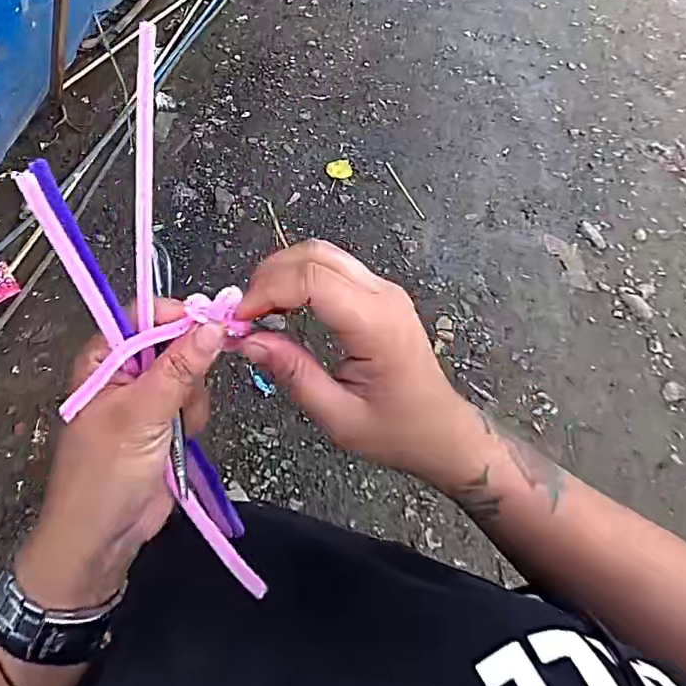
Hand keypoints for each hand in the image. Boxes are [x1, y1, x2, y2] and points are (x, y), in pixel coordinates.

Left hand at [16, 299, 223, 608]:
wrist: (103, 539)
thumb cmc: (103, 475)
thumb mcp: (141, 414)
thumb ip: (179, 368)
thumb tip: (211, 326)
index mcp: (104, 357)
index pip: (144, 315)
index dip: (177, 314)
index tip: (210, 321)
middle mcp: (124, 369)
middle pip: (174, 340)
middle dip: (188, 367)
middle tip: (184, 393)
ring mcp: (146, 395)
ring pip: (190, 372)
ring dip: (191, 399)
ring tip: (175, 427)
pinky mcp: (164, 419)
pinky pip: (193, 400)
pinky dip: (193, 418)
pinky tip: (180, 439)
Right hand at [234, 240, 486, 495]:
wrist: (444, 432)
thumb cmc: (398, 431)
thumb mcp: (339, 417)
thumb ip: (292, 373)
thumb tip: (248, 341)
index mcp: (376, 324)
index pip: (311, 278)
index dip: (267, 290)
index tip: (241, 319)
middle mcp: (382, 295)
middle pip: (313, 254)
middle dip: (268, 276)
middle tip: (245, 313)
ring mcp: (382, 289)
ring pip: (320, 253)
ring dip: (281, 273)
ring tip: (259, 310)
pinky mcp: (376, 293)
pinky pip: (330, 266)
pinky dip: (297, 277)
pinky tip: (283, 306)